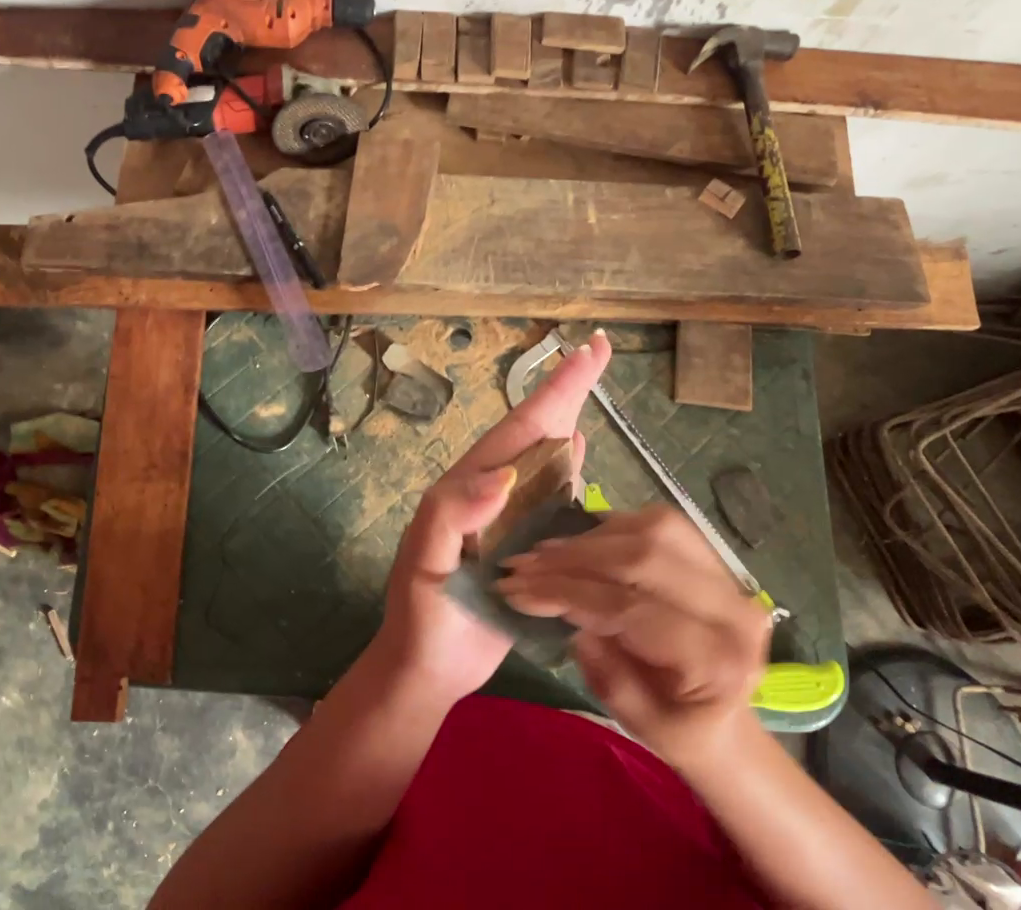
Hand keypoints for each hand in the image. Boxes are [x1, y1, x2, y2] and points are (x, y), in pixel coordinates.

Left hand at [372, 330, 611, 702]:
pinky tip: (580, 457)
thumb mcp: (425, 562)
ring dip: (569, 425)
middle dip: (565, 393)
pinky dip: (571, 477)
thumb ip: (452, 515)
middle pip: (535, 436)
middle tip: (597, 352)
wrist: (429, 668)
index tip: (586, 353)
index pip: (516, 430)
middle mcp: (492, 496)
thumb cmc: (422, 615)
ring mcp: (510, 521)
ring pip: (546, 465)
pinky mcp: (527, 551)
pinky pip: (555, 505)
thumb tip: (504, 475)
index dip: (554, 391)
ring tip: (591, 389)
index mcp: (467, 489)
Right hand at [495, 504, 772, 767]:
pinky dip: (611, 528)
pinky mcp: (715, 558)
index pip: (630, 608)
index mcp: (719, 659)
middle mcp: (735, 609)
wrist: (725, 719)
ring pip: (653, 530)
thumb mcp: (642, 727)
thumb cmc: (681, 731)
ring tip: (542, 554)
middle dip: (571, 558)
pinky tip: (576, 544)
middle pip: (643, 556)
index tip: (515, 591)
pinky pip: (660, 524)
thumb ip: (610, 679)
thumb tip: (574, 625)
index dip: (566, 592)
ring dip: (588, 538)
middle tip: (520, 566)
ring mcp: (729, 577)